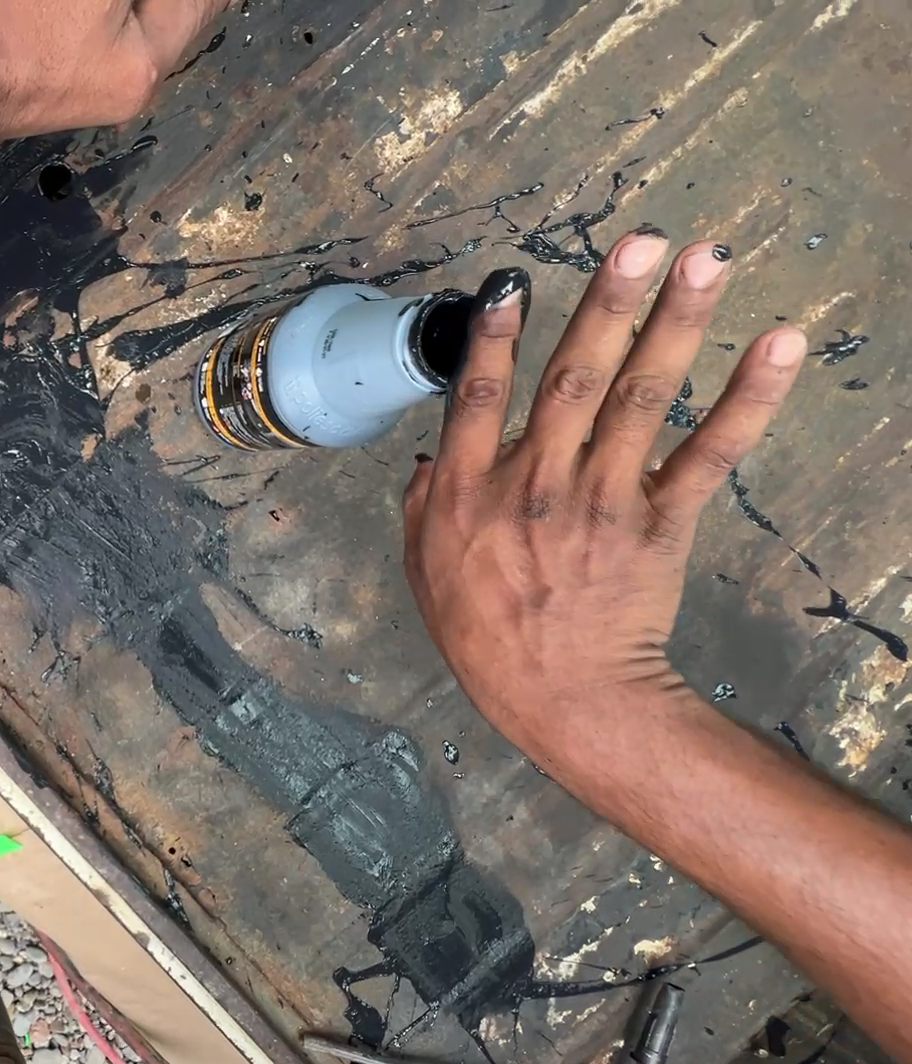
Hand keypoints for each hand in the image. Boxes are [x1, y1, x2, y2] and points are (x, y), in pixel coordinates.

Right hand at [404, 231, 807, 756]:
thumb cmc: (476, 627)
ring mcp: (599, 499)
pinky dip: (745, 399)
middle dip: (606, 306)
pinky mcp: (660, 523)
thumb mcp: (423, 566)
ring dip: (674, 325)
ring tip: (704, 259)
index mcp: (466, 493)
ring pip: (638, 400)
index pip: (479, 400)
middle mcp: (531, 483)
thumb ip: (424, 503)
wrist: (556, 689)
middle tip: (639, 241)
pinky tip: (775, 344)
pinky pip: (706, 454)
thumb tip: (434, 451)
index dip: (496, 339)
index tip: (513, 285)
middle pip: (570, 381)